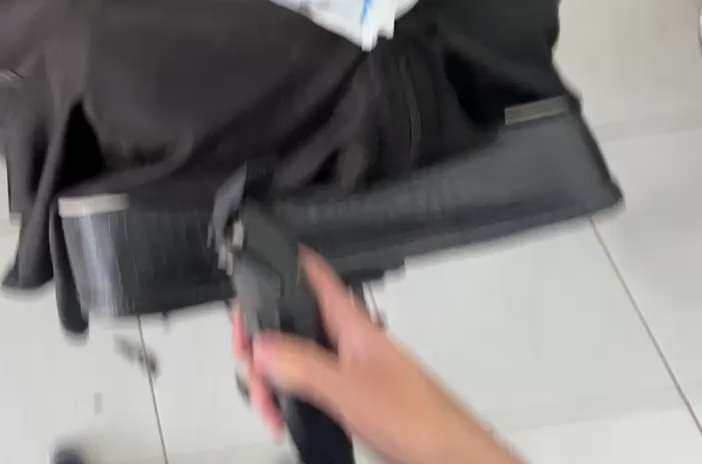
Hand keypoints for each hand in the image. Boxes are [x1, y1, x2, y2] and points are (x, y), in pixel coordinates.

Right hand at [233, 250, 521, 463]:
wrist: (455, 460)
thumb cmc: (422, 421)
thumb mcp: (350, 390)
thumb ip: (303, 365)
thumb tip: (261, 346)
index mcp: (348, 322)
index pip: (310, 271)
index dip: (281, 258)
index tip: (252, 262)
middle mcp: (344, 337)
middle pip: (287, 318)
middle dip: (259, 339)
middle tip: (247, 361)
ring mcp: (345, 364)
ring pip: (291, 354)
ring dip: (270, 376)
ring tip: (267, 405)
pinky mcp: (347, 392)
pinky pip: (303, 382)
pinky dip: (286, 395)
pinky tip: (283, 413)